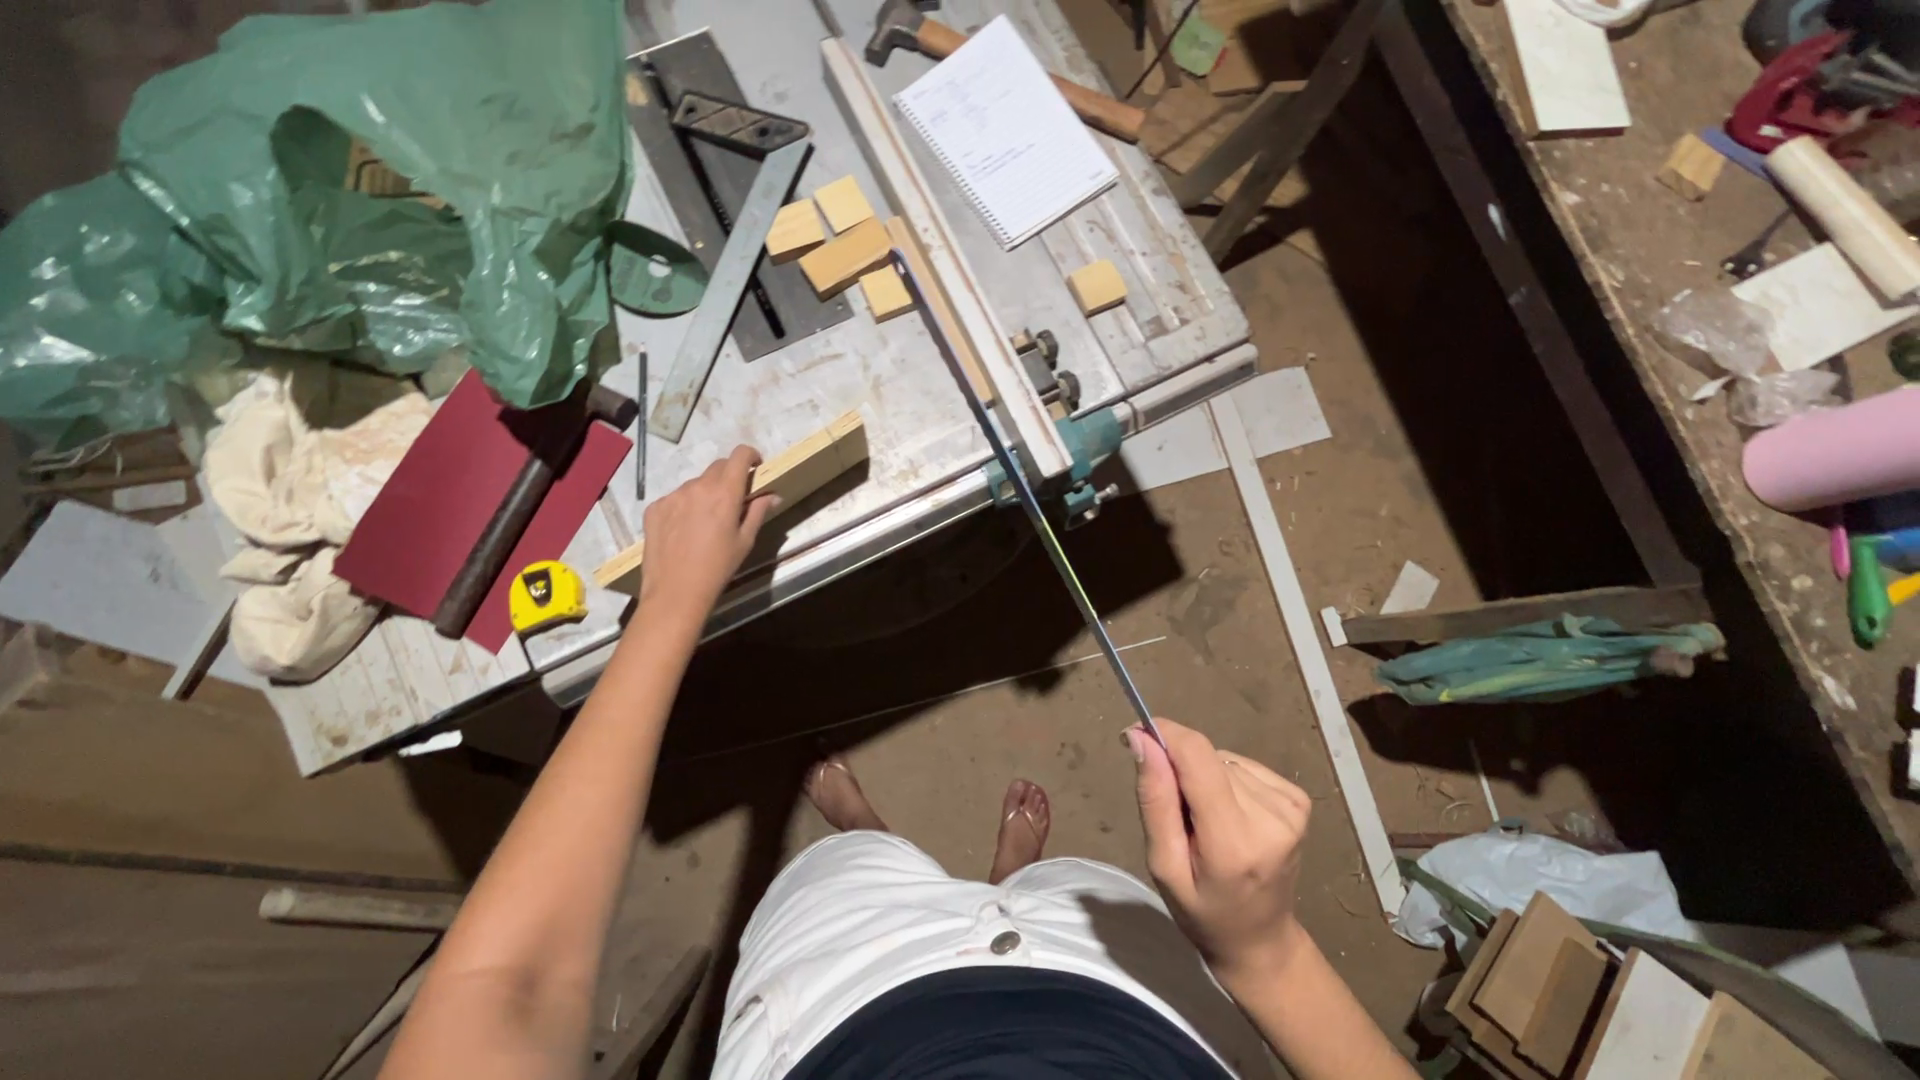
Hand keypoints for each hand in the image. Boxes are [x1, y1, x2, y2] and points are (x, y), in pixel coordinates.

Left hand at [637, 446, 778, 618]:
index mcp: (724, 492)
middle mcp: (697, 486)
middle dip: (729, 475)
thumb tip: (772, 495)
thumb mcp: (745, 541)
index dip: (750, 455)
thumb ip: (757, 512)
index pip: (739, 455)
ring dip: (705, 492)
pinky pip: (675, 498)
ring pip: (695, 484)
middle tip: (734, 499)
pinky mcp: (655, 507)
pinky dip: (684, 506)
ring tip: (706, 521)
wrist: (675, 591)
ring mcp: (672, 496)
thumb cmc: (718, 567)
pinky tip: (684, 530)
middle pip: (717, 467)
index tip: (755, 467)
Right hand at [1127, 719, 1310, 991]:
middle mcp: (1270, 816)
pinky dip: (1227, 782)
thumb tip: (1141, 739)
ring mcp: (1291, 807)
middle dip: (1181, 771)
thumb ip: (1155, 800)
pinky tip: (1228, 815)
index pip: (1197, 756)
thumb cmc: (1202, 911)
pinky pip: (1244, 767)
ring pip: (1224, 760)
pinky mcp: (1299, 801)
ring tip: (1205, 821)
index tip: (1135, 736)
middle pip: (1207, 758)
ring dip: (1205, 779)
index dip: (1165, 735)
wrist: (1260, 940)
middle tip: (1178, 816)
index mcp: (1233, 839)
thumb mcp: (1164, 865)